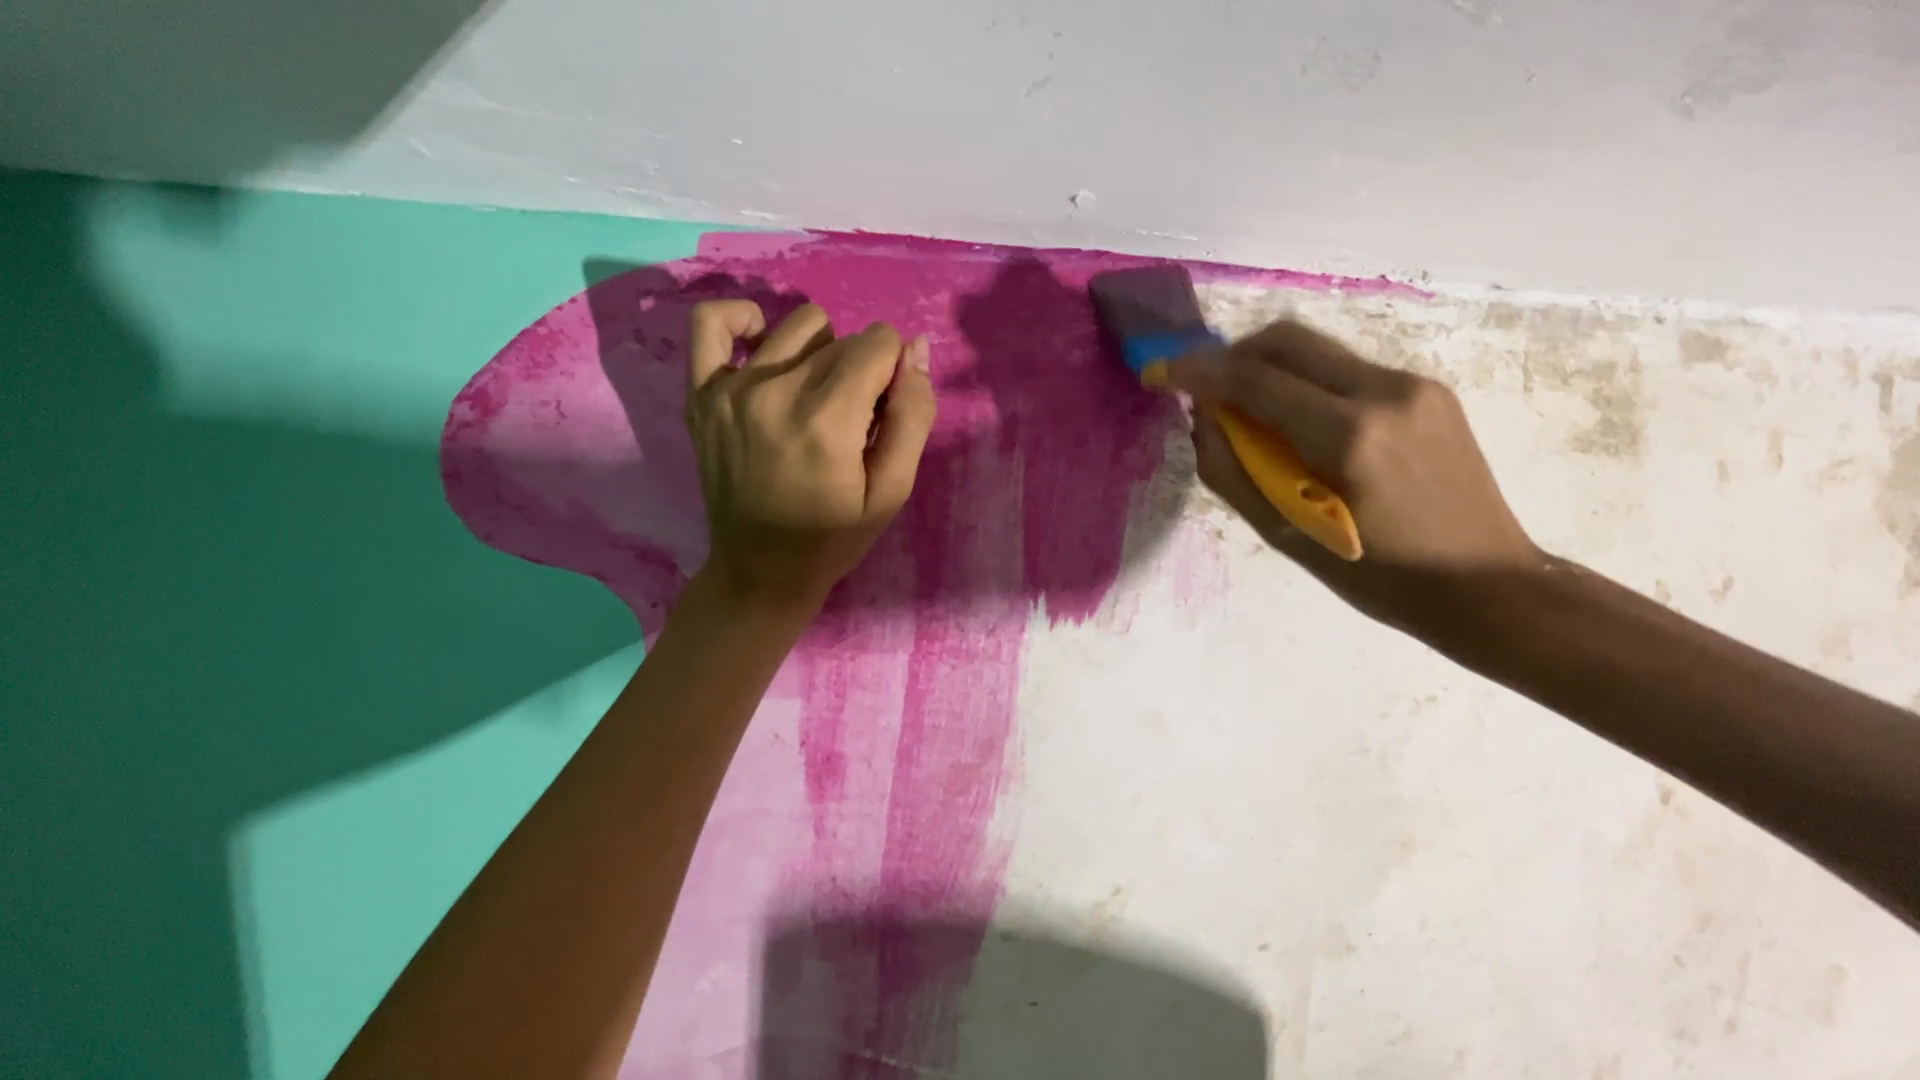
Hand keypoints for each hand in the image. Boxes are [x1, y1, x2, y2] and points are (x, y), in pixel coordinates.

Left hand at [683, 300, 935, 613]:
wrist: (760, 572)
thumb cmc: (833, 538)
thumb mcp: (893, 492)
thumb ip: (913, 417)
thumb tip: (915, 348)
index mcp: (827, 420)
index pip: (879, 343)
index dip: (893, 374)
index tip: (882, 415)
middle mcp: (776, 392)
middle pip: (844, 340)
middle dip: (862, 372)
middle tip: (850, 423)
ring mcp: (732, 389)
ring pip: (799, 327)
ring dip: (819, 353)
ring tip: (814, 397)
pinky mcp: (702, 394)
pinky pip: (713, 324)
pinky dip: (743, 321)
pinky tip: (764, 345)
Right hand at [1159, 320, 1545, 634]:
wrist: (1488, 584)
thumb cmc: (1383, 579)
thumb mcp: (1290, 538)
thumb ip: (1233, 474)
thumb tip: (1203, 420)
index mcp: (1349, 436)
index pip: (1256, 379)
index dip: (1200, 371)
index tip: (1164, 372)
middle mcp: (1385, 392)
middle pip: (1288, 340)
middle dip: (1234, 355)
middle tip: (1207, 388)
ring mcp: (1414, 386)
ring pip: (1319, 350)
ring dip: (1271, 369)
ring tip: (1251, 413)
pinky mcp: (1429, 391)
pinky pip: (1348, 370)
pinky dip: (1309, 384)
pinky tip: (1303, 426)